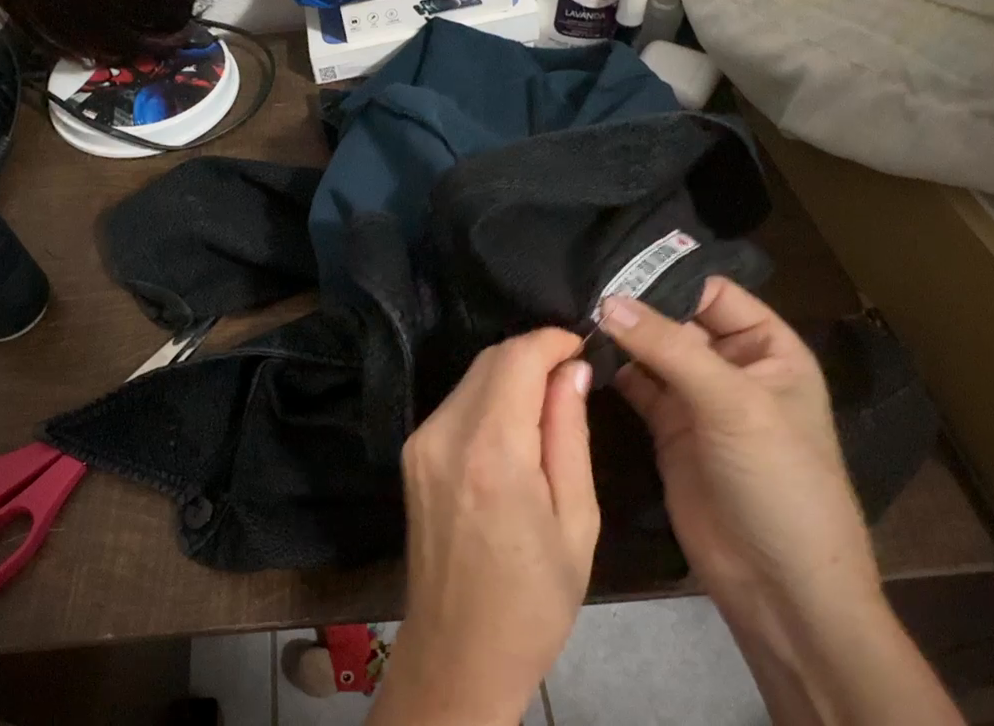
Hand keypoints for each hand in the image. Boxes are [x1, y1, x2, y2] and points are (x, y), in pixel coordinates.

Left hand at [368, 330, 597, 725]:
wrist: (459, 653)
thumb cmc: (534, 600)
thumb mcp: (576, 520)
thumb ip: (569, 434)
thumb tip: (572, 371)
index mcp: (491, 452)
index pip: (517, 357)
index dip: (552, 341)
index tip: (583, 348)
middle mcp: (443, 435)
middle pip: (489, 360)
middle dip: (533, 355)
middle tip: (573, 378)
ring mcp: (419, 444)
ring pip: (470, 379)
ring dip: (510, 377)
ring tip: (551, 406)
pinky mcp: (410, 457)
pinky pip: (455, 406)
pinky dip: (488, 400)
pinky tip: (515, 429)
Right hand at [602, 278, 877, 633]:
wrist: (778, 582)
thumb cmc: (777, 480)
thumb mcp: (733, 404)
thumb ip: (668, 349)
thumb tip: (605, 301)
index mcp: (768, 349)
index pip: (711, 293)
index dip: (664, 278)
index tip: (606, 267)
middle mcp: (731, 366)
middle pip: (674, 320)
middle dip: (631, 306)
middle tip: (571, 288)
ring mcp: (697, 399)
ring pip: (649, 352)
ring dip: (615, 338)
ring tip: (564, 315)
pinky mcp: (667, 429)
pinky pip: (634, 386)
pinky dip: (608, 371)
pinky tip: (574, 356)